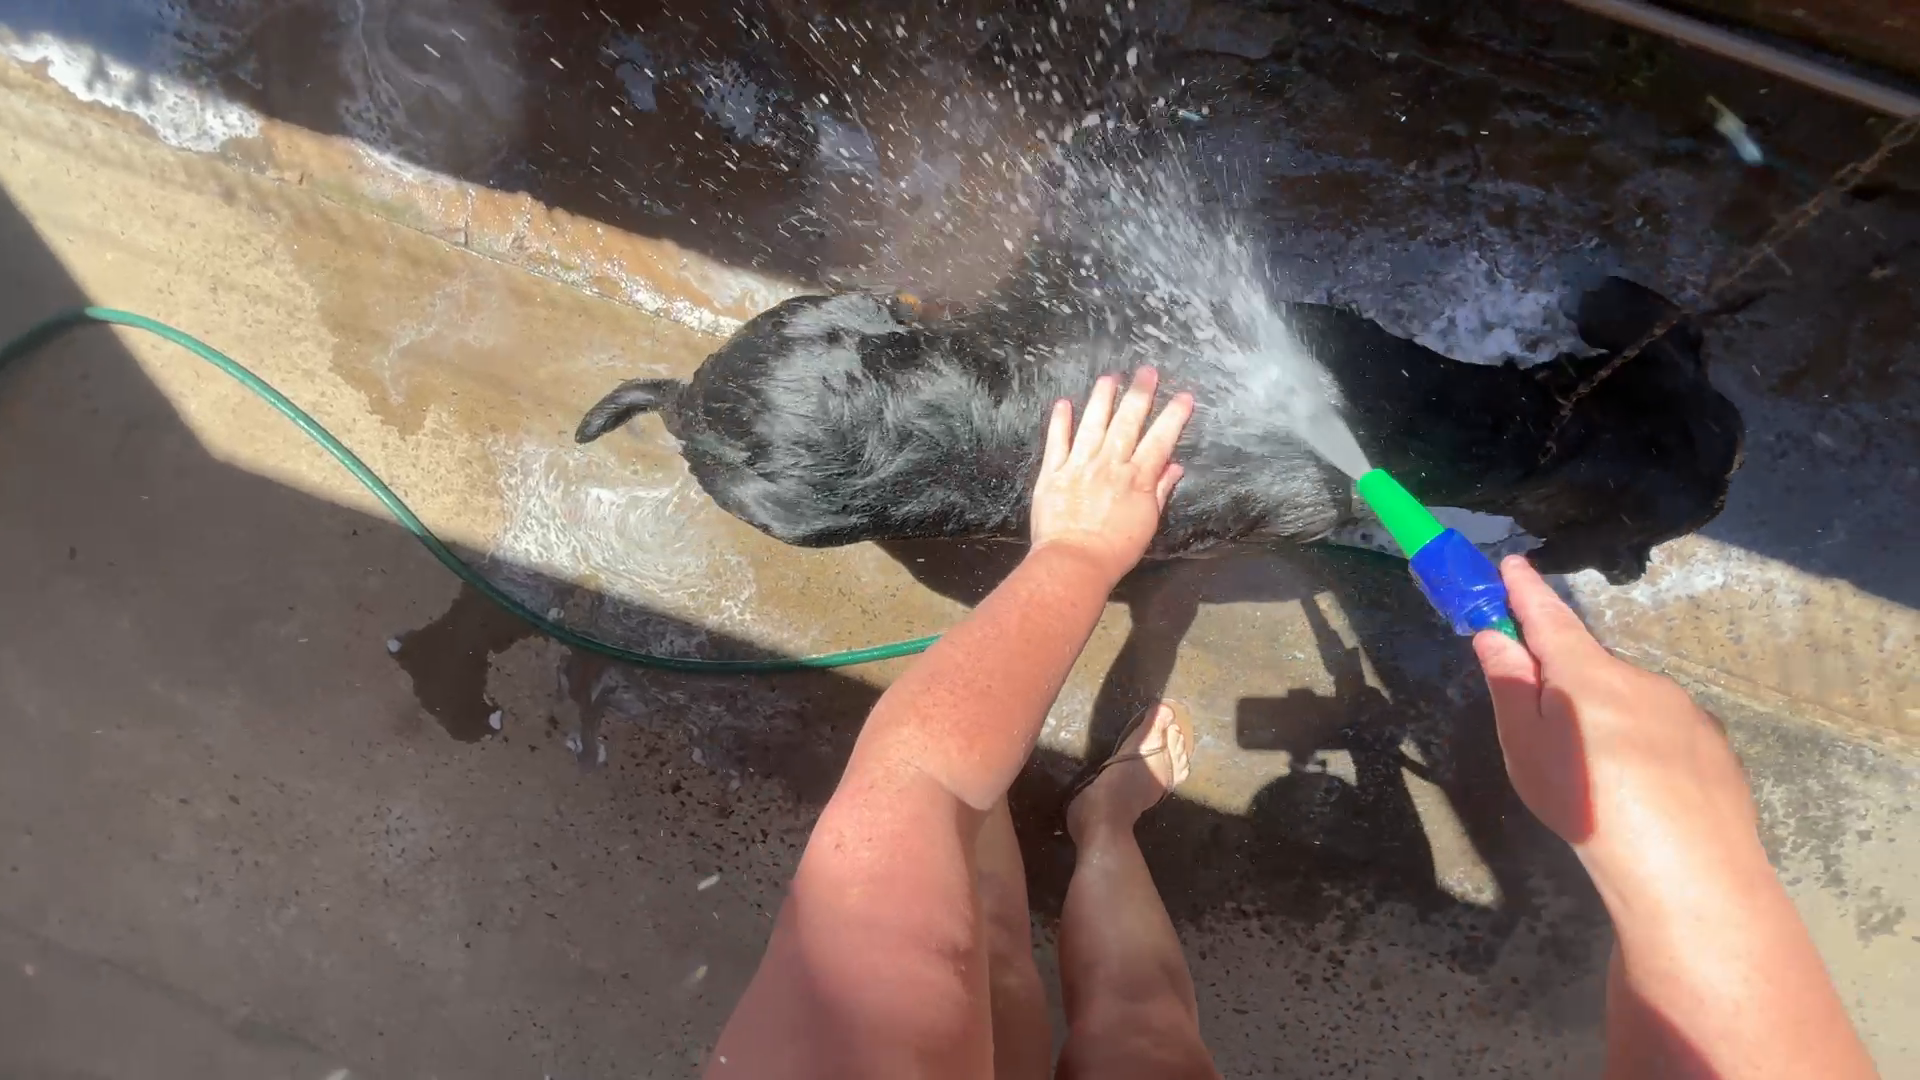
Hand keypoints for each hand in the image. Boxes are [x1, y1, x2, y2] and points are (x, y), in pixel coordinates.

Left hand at [1030, 367, 1192, 585]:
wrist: (1075, 562)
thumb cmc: (1115, 549)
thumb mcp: (1147, 523)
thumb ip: (1159, 491)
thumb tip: (1175, 467)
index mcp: (1136, 479)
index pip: (1160, 440)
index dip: (1173, 416)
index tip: (1184, 396)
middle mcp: (1109, 465)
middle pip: (1127, 423)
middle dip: (1139, 394)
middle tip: (1147, 371)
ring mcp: (1079, 466)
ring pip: (1092, 424)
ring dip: (1102, 399)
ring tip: (1109, 378)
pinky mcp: (1052, 474)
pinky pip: (1056, 442)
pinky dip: (1060, 422)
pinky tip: (1064, 404)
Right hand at [1471, 556, 1760, 889]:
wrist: (1689, 872)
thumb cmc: (1585, 799)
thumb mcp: (1524, 742)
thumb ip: (1509, 683)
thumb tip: (1493, 636)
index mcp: (1586, 673)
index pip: (1548, 617)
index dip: (1524, 589)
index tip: (1512, 562)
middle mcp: (1638, 679)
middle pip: (1584, 664)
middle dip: (1558, 678)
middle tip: (1539, 728)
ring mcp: (1683, 710)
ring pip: (1622, 697)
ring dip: (1598, 713)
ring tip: (1590, 772)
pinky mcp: (1712, 744)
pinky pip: (1657, 725)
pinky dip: (1634, 738)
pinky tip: (1633, 784)